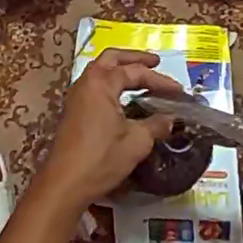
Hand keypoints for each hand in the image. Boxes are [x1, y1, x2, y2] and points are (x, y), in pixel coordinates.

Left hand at [36, 49, 179, 209]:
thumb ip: (156, 125)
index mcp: (101, 82)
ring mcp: (76, 97)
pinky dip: (111, 84)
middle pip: (111, 59)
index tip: (178, 91)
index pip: (136, 72)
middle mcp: (86, 83)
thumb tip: (171, 120)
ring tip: (140, 76)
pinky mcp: (73, 112)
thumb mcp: (137, 141)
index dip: (160, 80)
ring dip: (120, 70)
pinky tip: (122, 98)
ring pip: (100, 71)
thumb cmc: (101, 158)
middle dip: (134, 58)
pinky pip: (94, 87)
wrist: (64, 185)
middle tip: (155, 62)